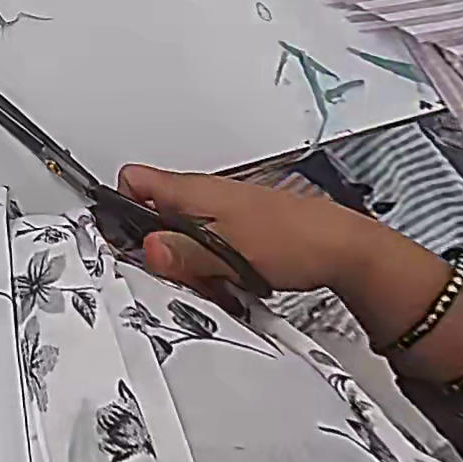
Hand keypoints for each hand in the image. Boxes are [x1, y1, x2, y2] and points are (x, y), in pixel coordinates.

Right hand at [116, 164, 386, 296]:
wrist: (342, 245)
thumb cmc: (293, 238)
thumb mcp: (227, 253)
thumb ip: (182, 253)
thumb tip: (146, 249)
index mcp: (189, 190)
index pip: (132, 181)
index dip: (120, 208)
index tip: (126, 240)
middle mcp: (199, 195)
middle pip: (152, 215)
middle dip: (158, 248)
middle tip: (177, 271)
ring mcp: (217, 209)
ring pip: (177, 232)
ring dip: (185, 260)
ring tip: (209, 279)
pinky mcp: (233, 225)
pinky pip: (202, 242)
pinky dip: (206, 263)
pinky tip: (226, 280)